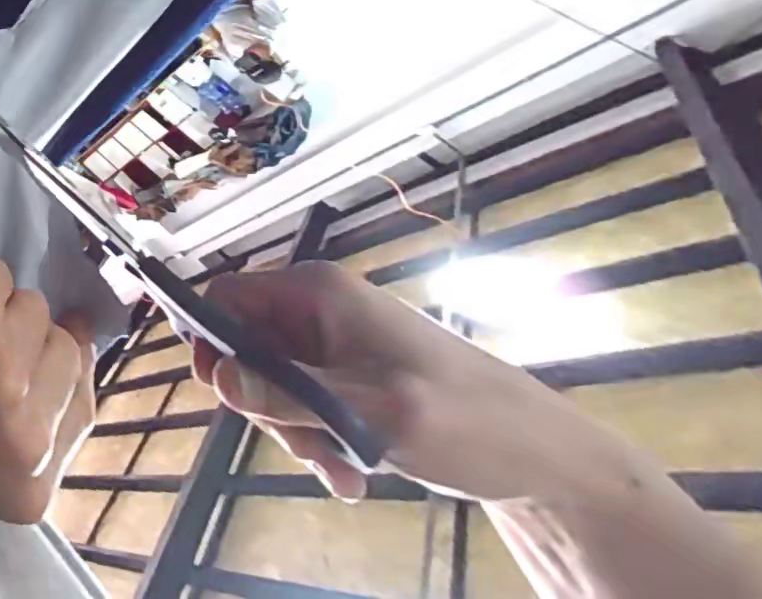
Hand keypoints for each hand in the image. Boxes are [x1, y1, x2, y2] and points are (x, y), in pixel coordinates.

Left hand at [0, 256, 95, 523]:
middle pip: (65, 348)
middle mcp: (23, 427)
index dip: (64, 367)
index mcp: (27, 479)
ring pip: (33, 304)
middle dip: (23, 336)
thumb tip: (83, 336)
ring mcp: (0, 358)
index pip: (84, 403)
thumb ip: (39, 410)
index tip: (31, 348)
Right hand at [191, 262, 639, 503]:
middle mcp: (314, 306)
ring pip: (272, 377)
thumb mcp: (374, 413)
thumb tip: (216, 378)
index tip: (222, 391)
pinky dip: (314, 433)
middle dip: (265, 402)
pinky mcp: (344, 368)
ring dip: (293, 427)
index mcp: (315, 290)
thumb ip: (290, 395)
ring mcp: (330, 338)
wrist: (551, 459)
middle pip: (246, 344)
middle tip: (302, 447)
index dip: (210, 338)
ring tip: (338, 469)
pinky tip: (348, 471)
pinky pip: (302, 395)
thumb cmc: (470, 420)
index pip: (225, 297)